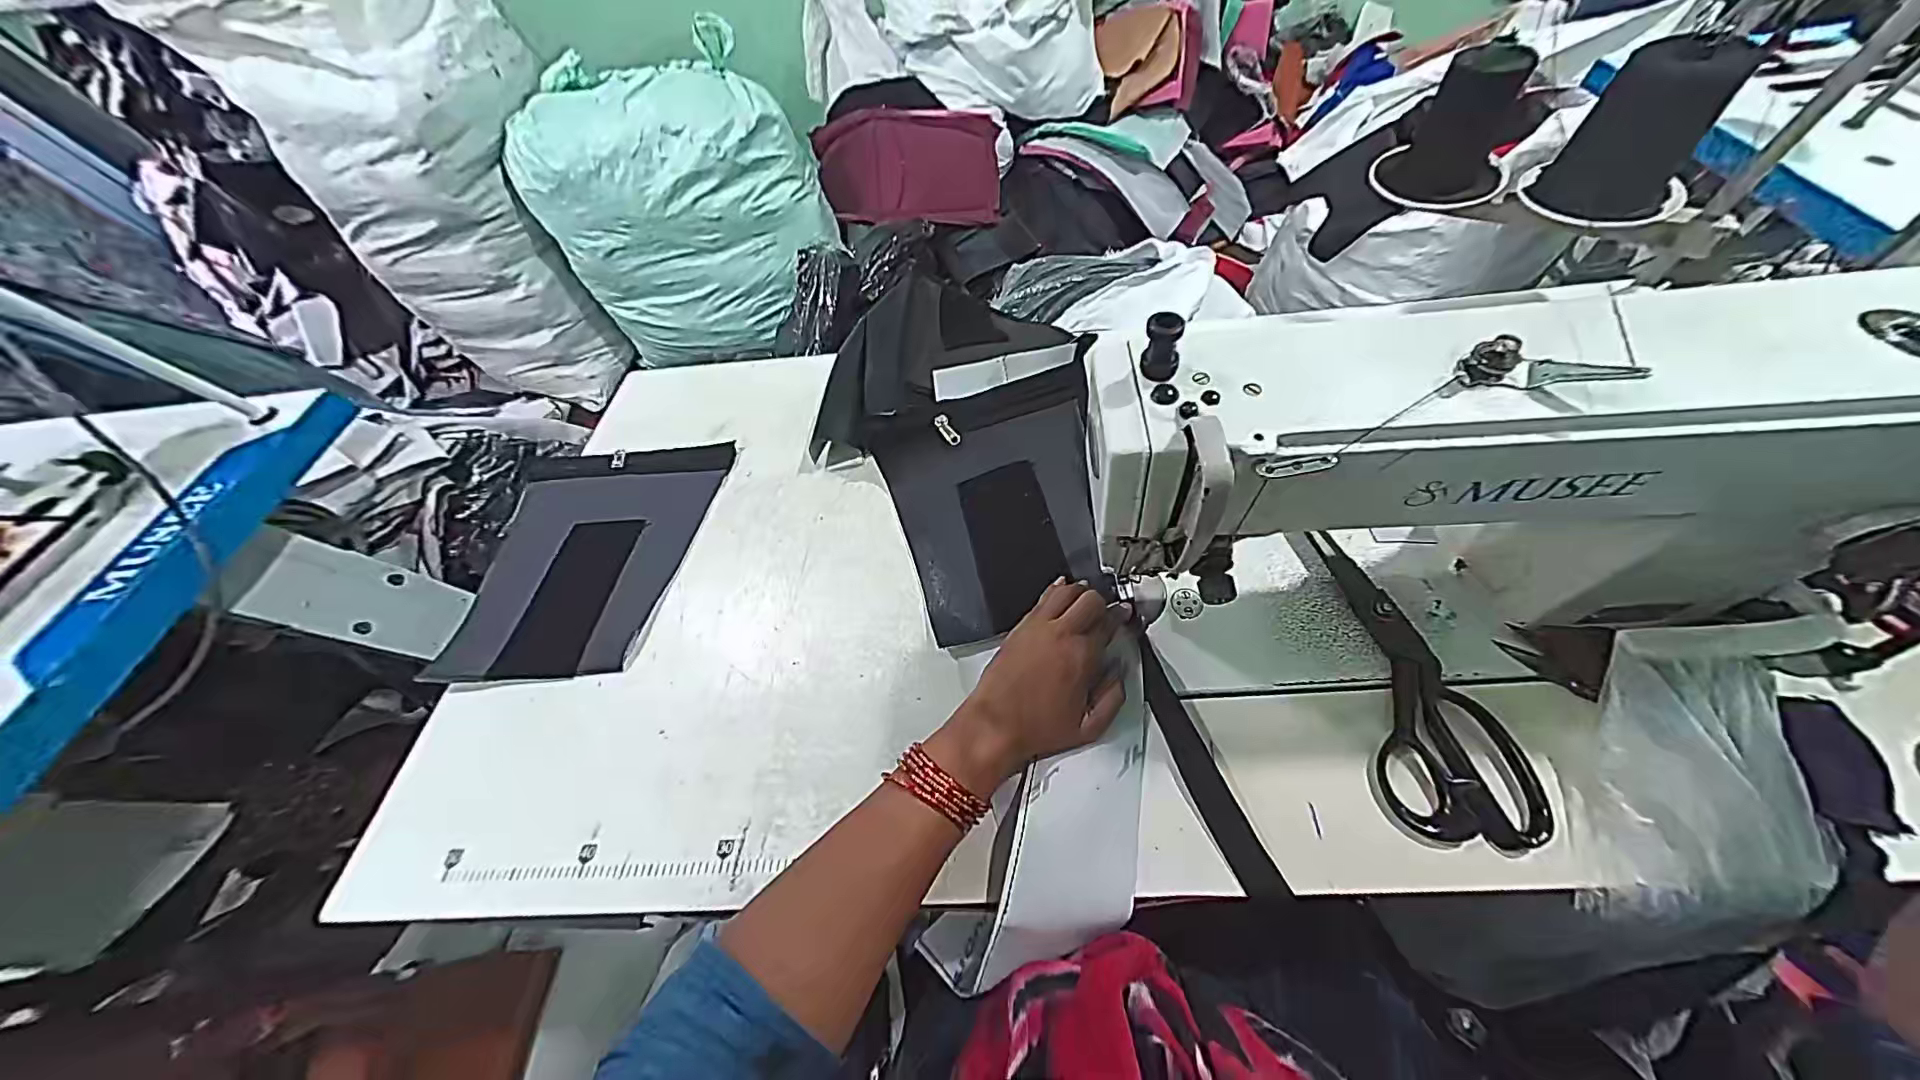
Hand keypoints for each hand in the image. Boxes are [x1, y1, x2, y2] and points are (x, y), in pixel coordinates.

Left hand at [925, 579, 1130, 795]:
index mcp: (1082, 656)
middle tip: (1106, 609)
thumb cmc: (1034, 727)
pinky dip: (1056, 591)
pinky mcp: (1019, 628)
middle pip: (1091, 599)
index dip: (1121, 616)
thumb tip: (1118, 676)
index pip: (1109, 622)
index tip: (1123, 616)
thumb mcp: (1089, 727)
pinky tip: (1060, 593)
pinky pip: (1042, 598)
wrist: (996, 725)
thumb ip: (1113, 697)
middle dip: (1103, 602)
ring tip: (1086, 598)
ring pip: (1066, 590)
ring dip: (1080, 591)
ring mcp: (1037, 628)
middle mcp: (1060, 635)